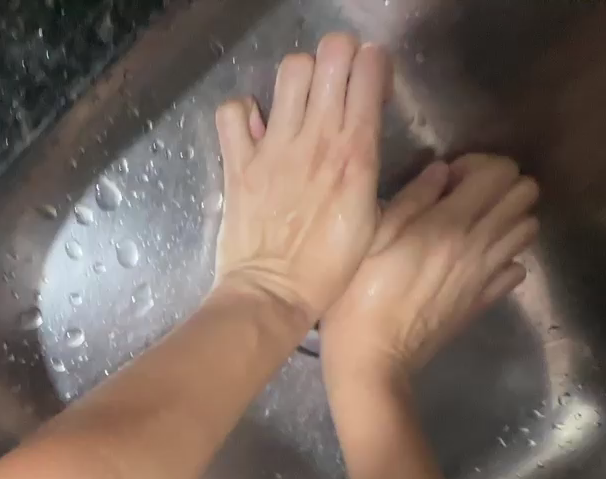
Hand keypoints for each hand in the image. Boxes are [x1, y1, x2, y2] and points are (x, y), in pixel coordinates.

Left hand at [211, 34, 391, 325]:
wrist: (272, 297)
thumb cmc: (327, 271)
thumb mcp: (372, 220)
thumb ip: (368, 170)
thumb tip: (364, 141)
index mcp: (356, 151)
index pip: (371, 67)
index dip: (370, 69)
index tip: (366, 92)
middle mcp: (316, 139)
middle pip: (331, 55)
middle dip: (336, 61)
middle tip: (331, 90)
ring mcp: (274, 150)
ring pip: (289, 71)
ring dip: (295, 80)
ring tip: (294, 108)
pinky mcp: (239, 166)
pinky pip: (233, 113)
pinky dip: (240, 114)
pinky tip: (251, 131)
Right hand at [320, 154, 539, 400]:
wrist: (372, 361)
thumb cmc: (356, 301)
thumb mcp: (368, 241)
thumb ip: (409, 200)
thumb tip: (440, 173)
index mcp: (448, 224)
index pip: (500, 170)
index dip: (475, 167)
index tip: (445, 185)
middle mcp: (479, 243)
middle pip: (526, 192)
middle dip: (498, 188)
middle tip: (463, 203)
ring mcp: (487, 274)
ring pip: (529, 226)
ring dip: (506, 220)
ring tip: (471, 231)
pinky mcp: (486, 300)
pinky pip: (517, 267)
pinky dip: (503, 258)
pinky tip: (473, 265)